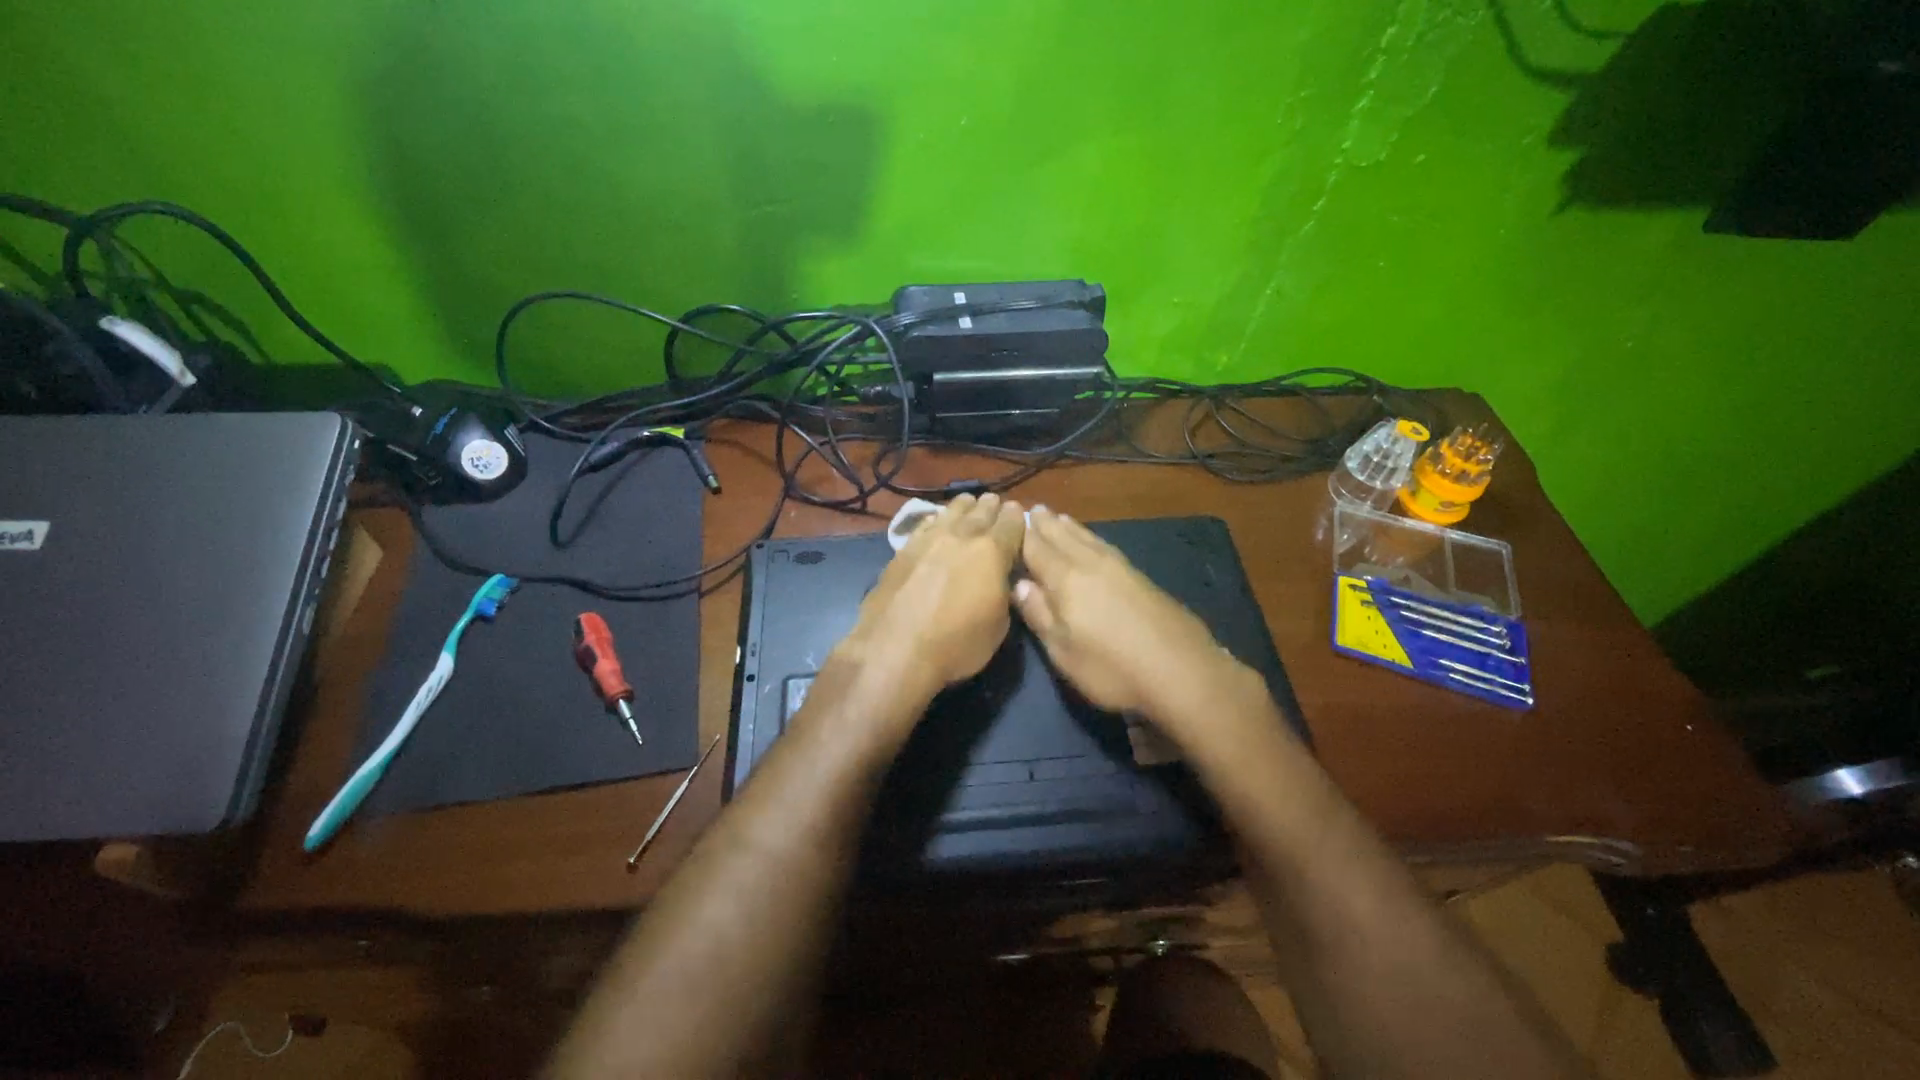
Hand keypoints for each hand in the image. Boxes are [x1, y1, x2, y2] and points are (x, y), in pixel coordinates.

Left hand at [834, 493, 1025, 699]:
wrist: (894, 649)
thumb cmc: (956, 645)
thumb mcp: (998, 626)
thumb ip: (1003, 593)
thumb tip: (1001, 578)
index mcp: (992, 552)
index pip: (1012, 524)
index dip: (1019, 518)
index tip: (1020, 514)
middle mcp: (961, 536)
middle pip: (980, 512)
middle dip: (991, 507)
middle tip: (995, 503)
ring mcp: (928, 540)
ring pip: (950, 512)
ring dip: (964, 507)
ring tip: (968, 503)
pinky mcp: (902, 550)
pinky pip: (925, 525)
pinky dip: (937, 520)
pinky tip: (937, 522)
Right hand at [1015, 506, 1249, 736]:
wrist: (1182, 671)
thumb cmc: (1112, 669)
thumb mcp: (1064, 652)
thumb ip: (1040, 615)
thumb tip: (1019, 585)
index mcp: (1066, 580)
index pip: (1037, 549)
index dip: (1022, 535)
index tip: (1009, 519)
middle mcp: (1091, 565)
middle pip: (1063, 537)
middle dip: (1045, 524)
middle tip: (1031, 509)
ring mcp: (1120, 568)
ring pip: (1087, 538)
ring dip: (1069, 527)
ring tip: (1057, 517)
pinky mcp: (1141, 578)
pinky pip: (1105, 546)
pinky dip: (1091, 537)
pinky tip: (1093, 542)